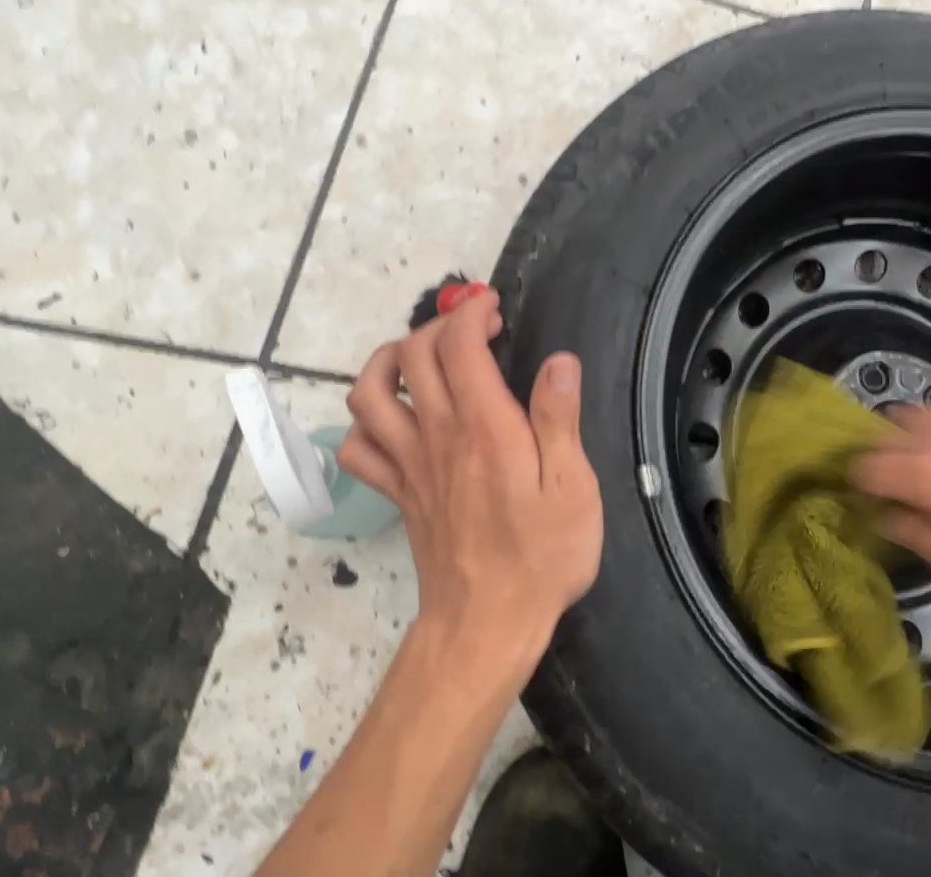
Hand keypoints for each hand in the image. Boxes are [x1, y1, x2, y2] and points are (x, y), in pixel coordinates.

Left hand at [336, 289, 602, 641]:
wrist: (486, 622)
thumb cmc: (542, 555)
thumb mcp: (572, 485)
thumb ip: (559, 419)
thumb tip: (559, 361)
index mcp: (485, 427)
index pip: (458, 346)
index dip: (470, 313)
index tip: (494, 307)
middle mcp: (437, 436)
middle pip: (411, 356)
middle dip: (439, 325)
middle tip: (476, 329)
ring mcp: (409, 465)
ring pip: (369, 393)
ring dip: (388, 360)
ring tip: (419, 357)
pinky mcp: (398, 494)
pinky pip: (359, 447)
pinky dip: (366, 420)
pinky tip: (394, 419)